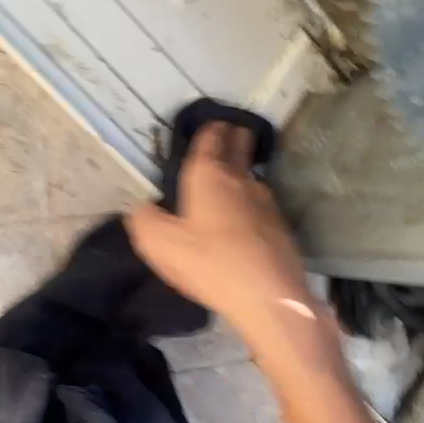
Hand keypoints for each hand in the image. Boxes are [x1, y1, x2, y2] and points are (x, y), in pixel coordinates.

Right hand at [126, 122, 325, 348]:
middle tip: (226, 137)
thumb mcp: (159, 244)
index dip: (209, 129)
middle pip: (240, 146)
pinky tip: (245, 220)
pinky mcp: (282, 227)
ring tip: (230, 182)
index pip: (212, 136)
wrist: (267, 297)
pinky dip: (251, 204)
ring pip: (252, 176)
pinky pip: (262, 204)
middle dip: (233, 137)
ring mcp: (267, 202)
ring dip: (242, 173)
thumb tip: (142, 207)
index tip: (208, 125)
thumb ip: (143, 219)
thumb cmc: (208, 263)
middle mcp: (241, 180)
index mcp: (209, 175)